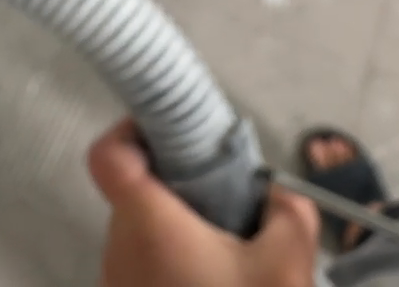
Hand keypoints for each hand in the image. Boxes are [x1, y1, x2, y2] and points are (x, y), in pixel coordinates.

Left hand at [87, 119, 319, 286]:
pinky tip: (218, 277)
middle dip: (179, 181)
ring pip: (141, 227)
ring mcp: (116, 282)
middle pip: (134, 187)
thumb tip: (277, 197)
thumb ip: (289, 211)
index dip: (134, 127)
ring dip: (180, 224)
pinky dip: (175, 258)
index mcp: (147, 221)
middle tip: (226, 193)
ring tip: (230, 242)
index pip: (109, 153)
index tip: (174, 130)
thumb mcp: (286, 264)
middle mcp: (119, 247)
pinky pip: (143, 263)